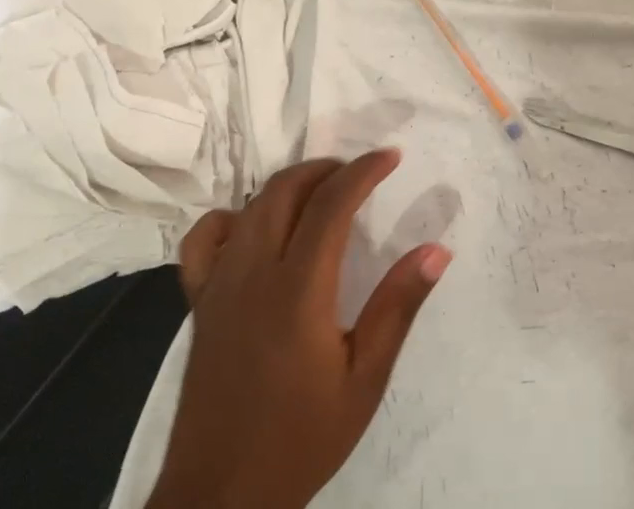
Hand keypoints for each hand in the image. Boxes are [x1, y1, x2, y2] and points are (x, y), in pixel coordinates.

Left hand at [146, 149, 451, 508]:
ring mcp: (218, 285)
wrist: (223, 489)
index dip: (362, 172)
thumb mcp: (365, 379)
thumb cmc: (304, 436)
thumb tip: (435, 250)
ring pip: (249, 207)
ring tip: (321, 194)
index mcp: (298, 291)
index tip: (391, 157)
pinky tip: (252, 229)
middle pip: (284, 191)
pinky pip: (204, 240)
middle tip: (360, 175)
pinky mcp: (198, 301)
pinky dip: (231, 218)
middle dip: (325, 169)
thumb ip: (397, 308)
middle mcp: (252, 273)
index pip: (330, 205)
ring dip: (287, 186)